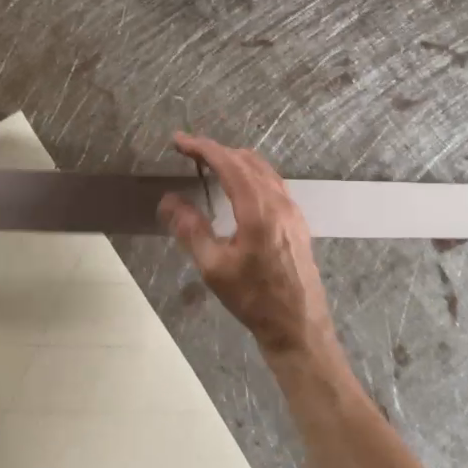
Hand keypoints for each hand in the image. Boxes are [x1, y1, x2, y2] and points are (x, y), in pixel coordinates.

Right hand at [158, 133, 335, 361]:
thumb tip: (169, 201)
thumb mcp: (214, 267)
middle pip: (248, 161)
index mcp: (259, 210)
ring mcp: (293, 212)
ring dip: (235, 160)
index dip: (202, 148)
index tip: (179, 141)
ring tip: (209, 163)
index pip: (229, 165)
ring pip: (264, 170)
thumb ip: (190, 229)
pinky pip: (273, 184)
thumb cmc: (253, 299)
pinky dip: (251, 174)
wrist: (298, 326)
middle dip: (217, 151)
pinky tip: (238, 187)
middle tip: (188, 151)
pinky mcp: (297, 223)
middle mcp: (280, 203)